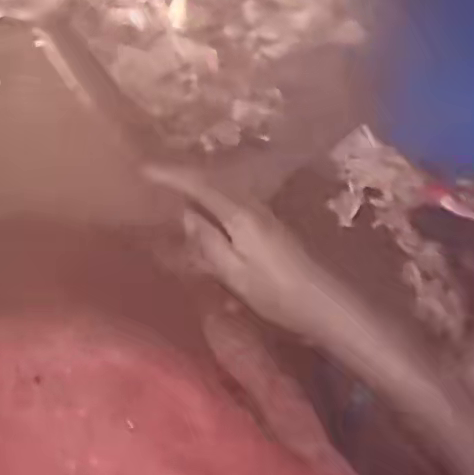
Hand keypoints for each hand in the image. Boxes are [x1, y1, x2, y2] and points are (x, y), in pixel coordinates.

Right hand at [145, 165, 355, 343]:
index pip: (197, 184)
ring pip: (220, 188)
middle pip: (209, 180)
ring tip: (171, 188)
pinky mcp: (267, 224)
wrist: (331, 306)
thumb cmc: (279, 294)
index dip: (169, 175)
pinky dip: (208, 197)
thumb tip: (184, 213)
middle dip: (180, 174)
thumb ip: (207, 241)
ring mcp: (261, 213)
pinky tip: (202, 208)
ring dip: (195, 185)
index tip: (142, 168)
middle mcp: (249, 204)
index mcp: (238, 213)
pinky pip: (228, 199)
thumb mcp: (236, 274)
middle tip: (152, 174)